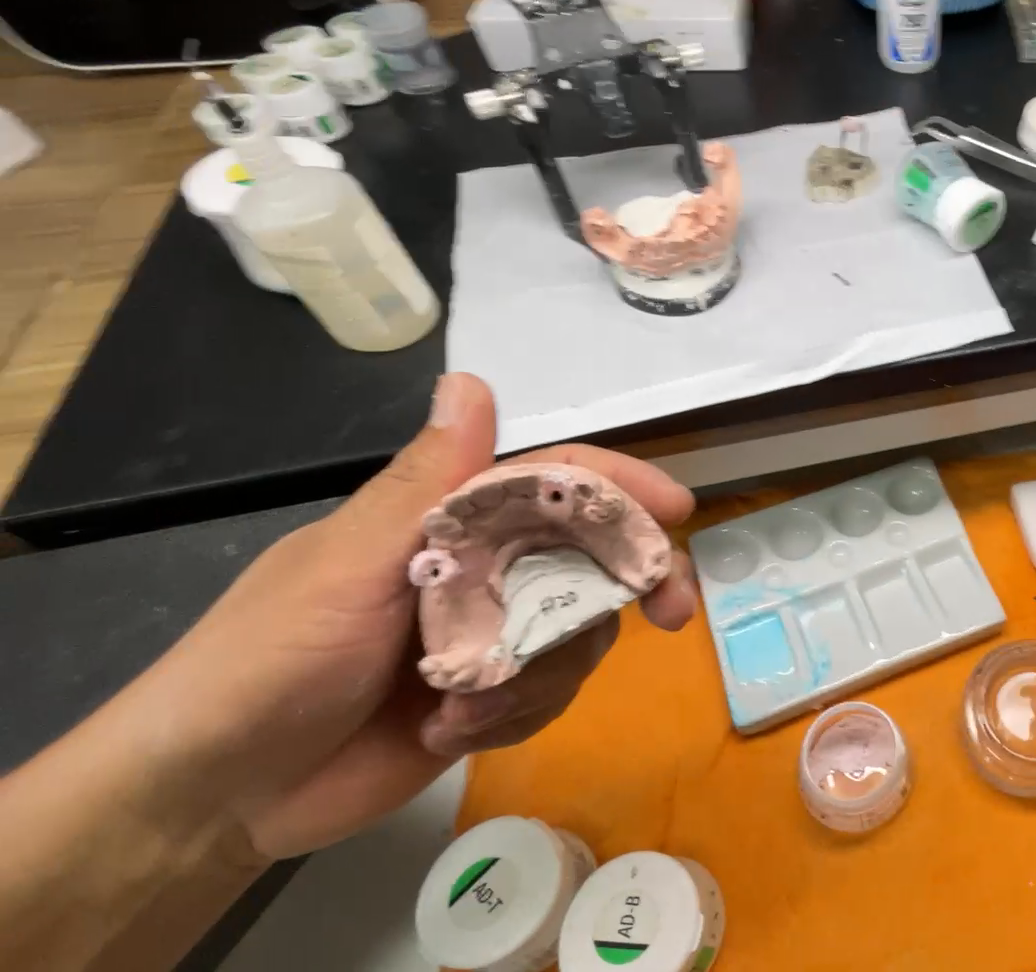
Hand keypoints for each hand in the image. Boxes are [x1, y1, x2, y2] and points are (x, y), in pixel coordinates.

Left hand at [139, 373, 697, 861]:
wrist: (213, 799)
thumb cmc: (267, 662)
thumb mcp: (345, 568)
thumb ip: (424, 486)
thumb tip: (472, 380)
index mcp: (450, 524)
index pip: (555, 484)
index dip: (621, 489)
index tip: (677, 512)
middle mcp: (483, 571)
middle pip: (590, 559)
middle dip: (633, 585)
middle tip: (675, 613)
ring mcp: (491, 637)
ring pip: (578, 635)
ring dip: (542, 673)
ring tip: (469, 705)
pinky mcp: (491, 697)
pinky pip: (549, 694)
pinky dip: (514, 715)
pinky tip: (450, 732)